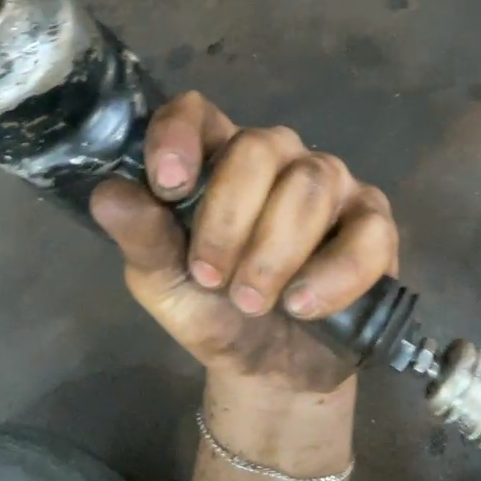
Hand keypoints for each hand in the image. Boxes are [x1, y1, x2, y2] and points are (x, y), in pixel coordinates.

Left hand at [89, 92, 398, 393]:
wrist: (268, 369)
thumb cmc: (210, 309)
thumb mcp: (163, 282)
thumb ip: (142, 236)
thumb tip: (107, 193)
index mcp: (216, 155)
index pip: (195, 111)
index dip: (180, 136)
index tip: (169, 186)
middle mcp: (277, 154)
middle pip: (257, 147)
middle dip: (229, 219)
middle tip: (211, 279)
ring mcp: (330, 182)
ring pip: (308, 185)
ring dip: (274, 252)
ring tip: (253, 302)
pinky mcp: (373, 223)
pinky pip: (365, 231)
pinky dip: (332, 274)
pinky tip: (305, 306)